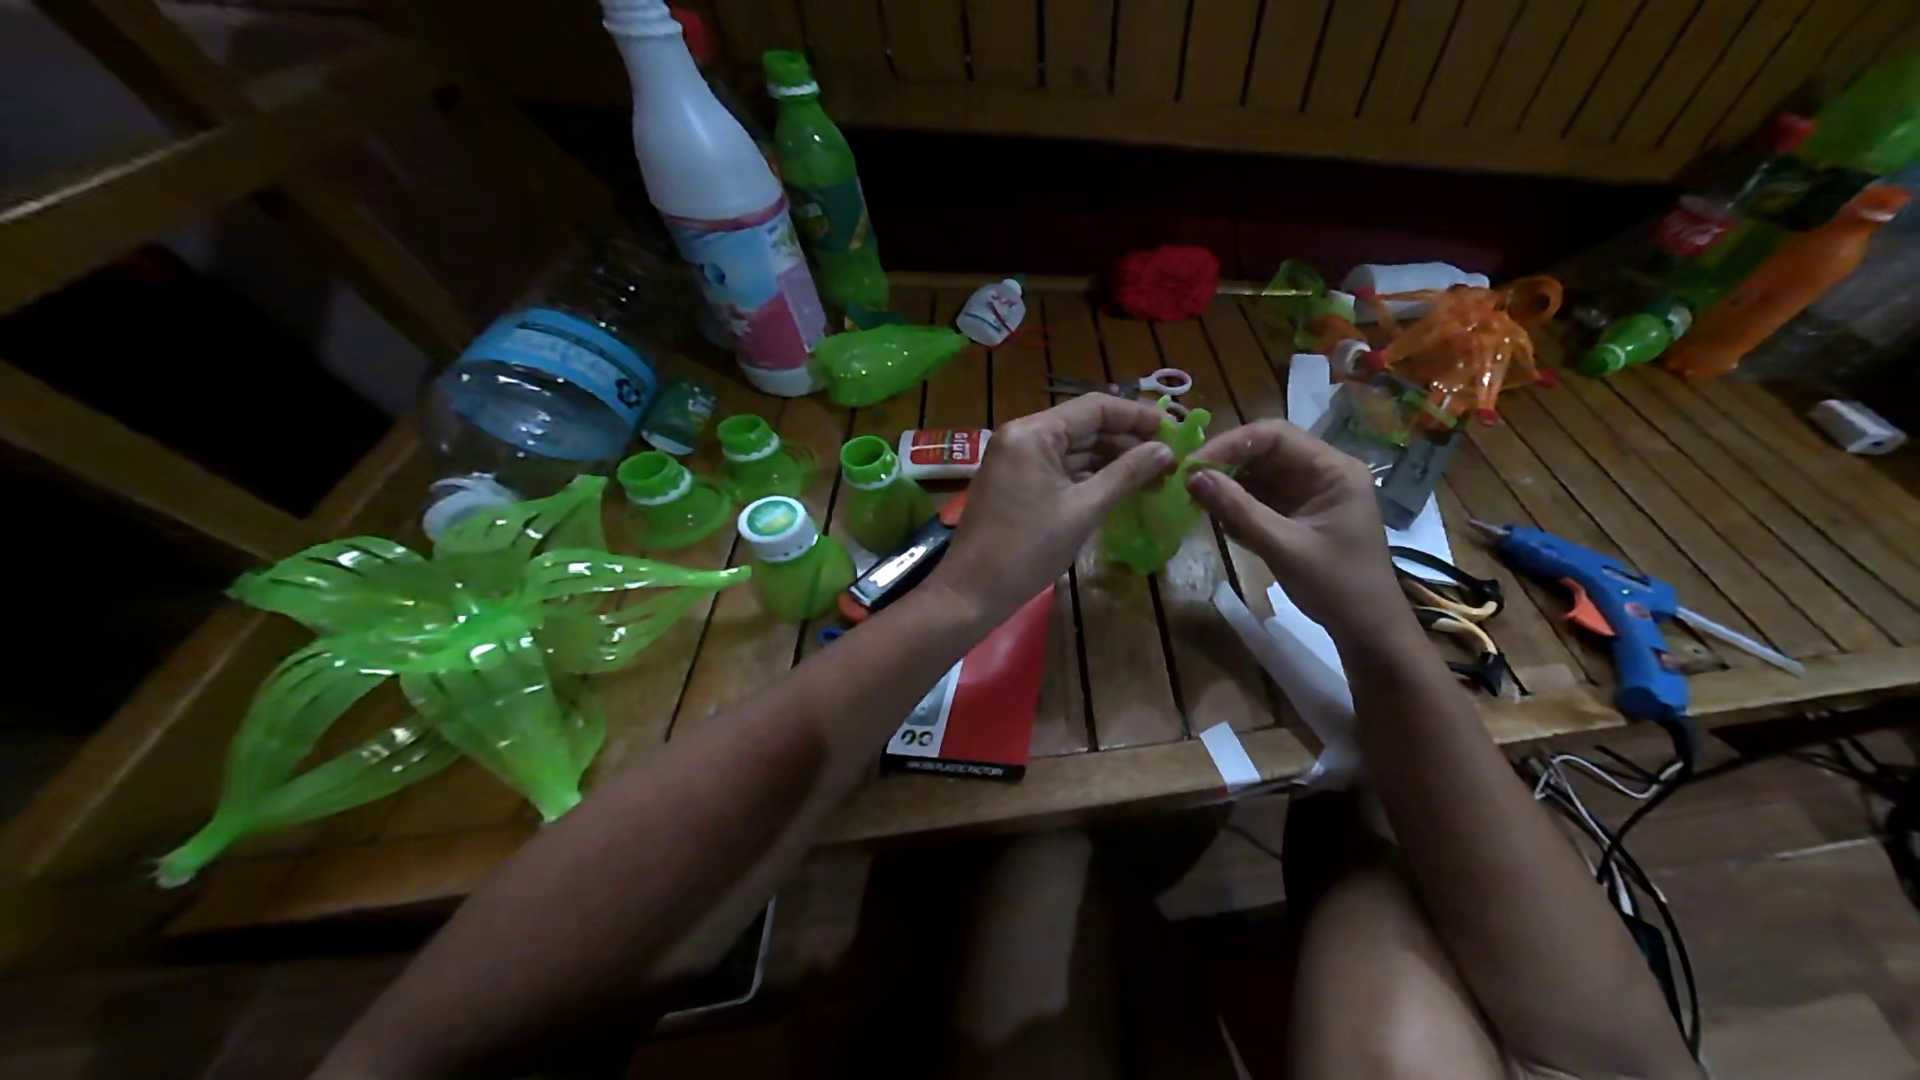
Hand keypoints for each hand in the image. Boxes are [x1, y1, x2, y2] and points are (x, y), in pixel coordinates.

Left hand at [929, 396, 1173, 620]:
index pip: (1095, 408)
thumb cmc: (1027, 549)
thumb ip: (1126, 475)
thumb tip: (1166, 451)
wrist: (973, 591)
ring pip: (1073, 449)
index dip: (1138, 416)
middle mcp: (1021, 436)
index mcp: (1033, 433)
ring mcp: (1016, 459)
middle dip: (1128, 440)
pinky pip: (1059, 468)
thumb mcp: (1083, 510)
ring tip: (1154, 475)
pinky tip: (1121, 487)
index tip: (1175, 431)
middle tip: (1170, 458)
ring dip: (1111, 460)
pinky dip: (1089, 476)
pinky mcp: (1016, 482)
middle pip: (1084, 426)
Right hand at [1185, 419, 1401, 638]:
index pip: (1275, 436)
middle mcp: (1320, 472)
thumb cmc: (1336, 585)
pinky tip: (1211, 514)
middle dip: (1224, 462)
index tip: (1193, 463)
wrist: (1365, 628)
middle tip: (1185, 478)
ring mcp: (1306, 493)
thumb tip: (1192, 477)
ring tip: (1191, 496)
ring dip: (1225, 483)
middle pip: (1263, 450)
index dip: (1231, 443)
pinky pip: (1257, 496)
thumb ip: (1238, 510)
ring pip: (1256, 473)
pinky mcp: (1293, 513)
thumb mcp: (1283, 546)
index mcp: (1333, 469)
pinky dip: (1233, 503)